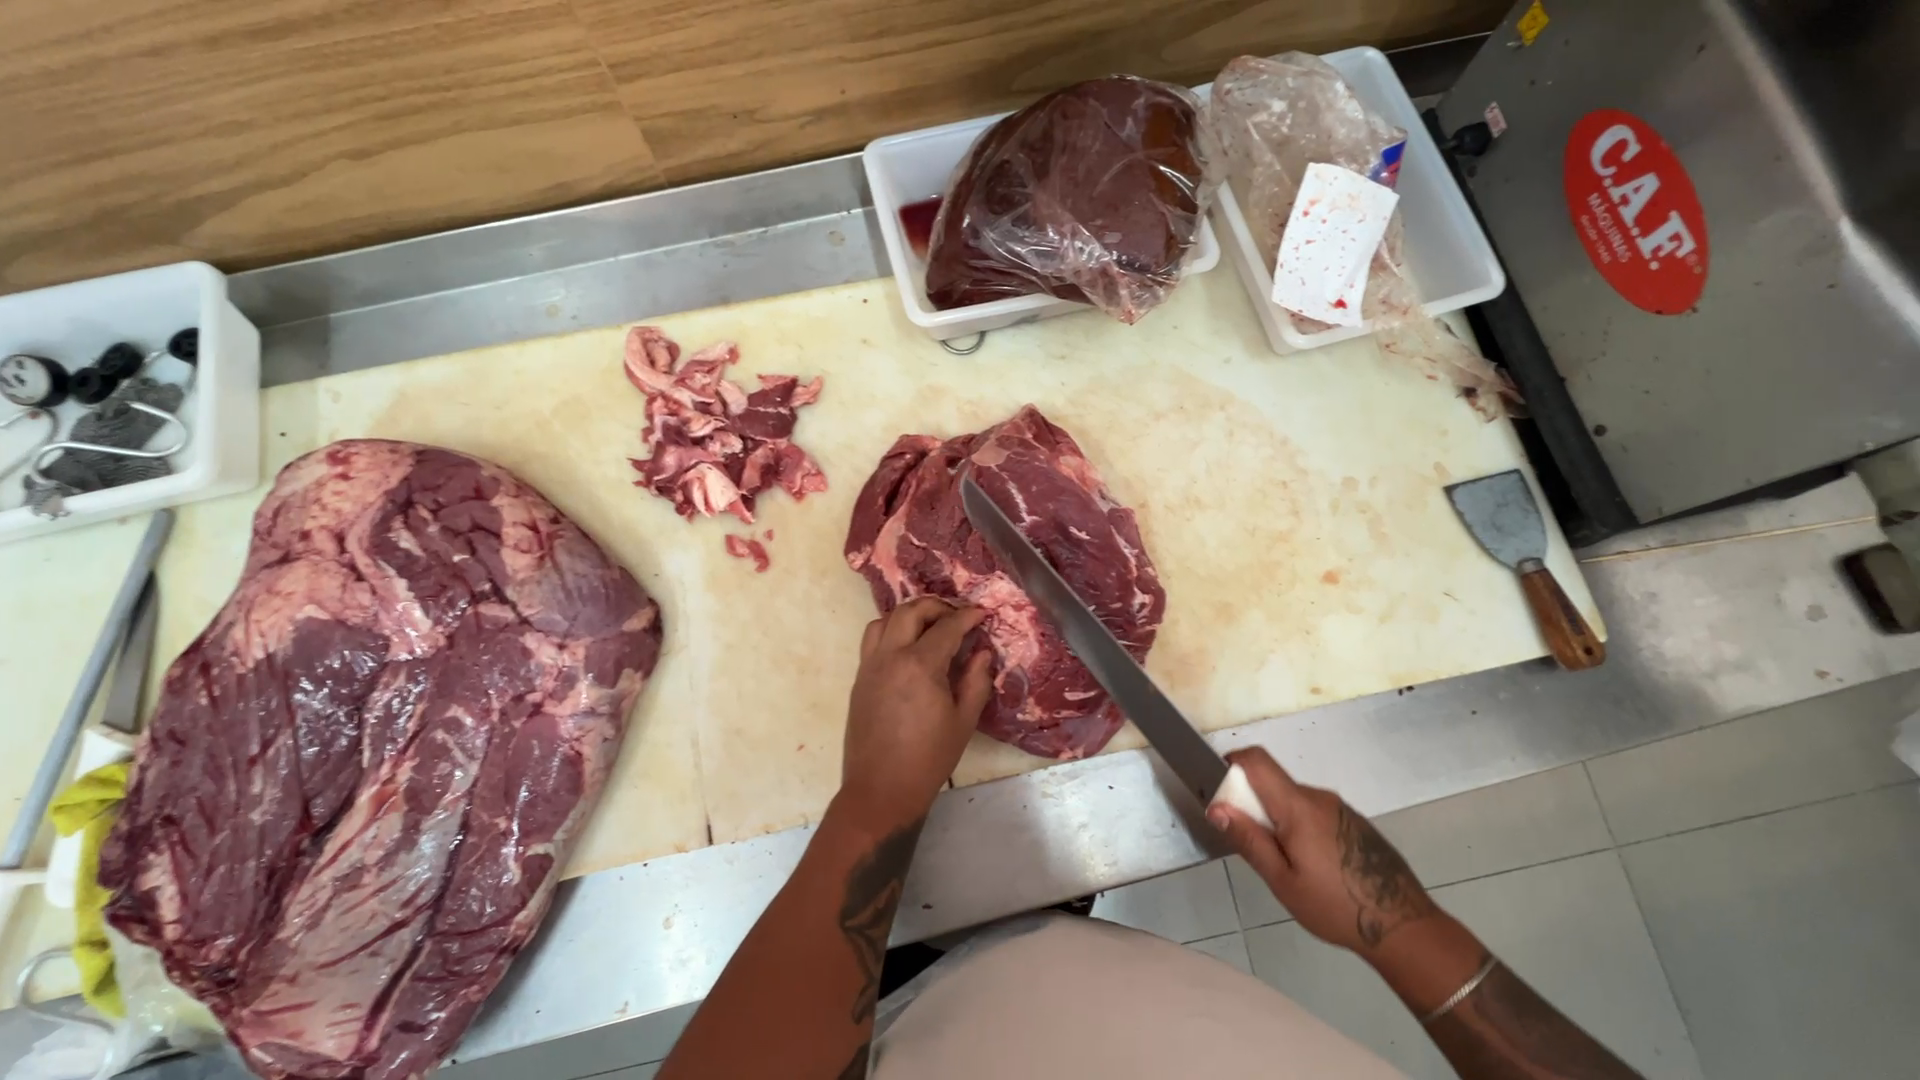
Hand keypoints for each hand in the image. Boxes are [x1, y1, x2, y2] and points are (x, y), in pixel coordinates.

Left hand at [837, 597, 993, 829]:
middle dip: (936, 606)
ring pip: (885, 620)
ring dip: (909, 615)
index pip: (946, 627)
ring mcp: (870, 666)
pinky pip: (872, 640)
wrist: (881, 789)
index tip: (982, 614)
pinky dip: (891, 631)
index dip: (967, 616)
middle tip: (956, 616)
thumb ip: (976, 681)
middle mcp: (890, 657)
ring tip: (929, 627)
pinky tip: (909, 648)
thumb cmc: (928, 759)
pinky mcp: (859, 679)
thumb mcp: (963, 721)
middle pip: (910, 611)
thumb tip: (982, 653)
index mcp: (920, 666)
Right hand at [1209, 747, 1439, 958]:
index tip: (1220, 791)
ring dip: (1280, 820)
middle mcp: (1320, 798)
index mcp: (1298, 807)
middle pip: (1274, 783)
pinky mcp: (1354, 824)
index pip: (1257, 760)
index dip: (1232, 764)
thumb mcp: (1282, 880)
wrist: (1404, 926)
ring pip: (1295, 801)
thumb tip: (1217, 808)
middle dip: (1254, 804)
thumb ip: (1249, 840)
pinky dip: (1302, 828)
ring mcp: (1341, 809)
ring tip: (1287, 865)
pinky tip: (1314, 867)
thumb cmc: (1335, 906)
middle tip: (1254, 846)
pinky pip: (1315, 813)